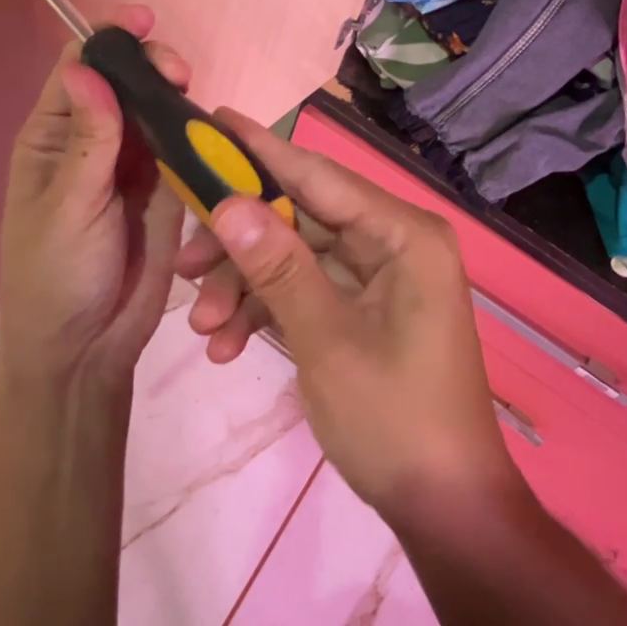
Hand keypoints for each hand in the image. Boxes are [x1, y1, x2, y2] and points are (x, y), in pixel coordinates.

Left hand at [0, 5, 189, 384]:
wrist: (86, 348)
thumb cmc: (56, 274)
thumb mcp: (68, 205)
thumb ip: (89, 139)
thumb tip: (85, 65)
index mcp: (53, 138)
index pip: (80, 70)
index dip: (109, 39)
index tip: (143, 19)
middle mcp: (94, 144)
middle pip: (126, 85)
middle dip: (152, 68)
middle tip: (180, 73)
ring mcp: (133, 169)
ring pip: (159, 115)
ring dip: (178, 100)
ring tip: (197, 97)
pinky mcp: (167, 196)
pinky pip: (185, 154)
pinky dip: (198, 138)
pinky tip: (214, 131)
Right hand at [172, 111, 526, 520]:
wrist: (444, 507)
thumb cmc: (394, 418)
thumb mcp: (326, 339)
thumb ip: (276, 266)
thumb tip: (226, 202)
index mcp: (403, 234)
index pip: (318, 175)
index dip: (259, 149)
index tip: (209, 120)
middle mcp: (393, 242)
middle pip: (299, 217)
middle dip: (238, 244)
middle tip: (182, 264)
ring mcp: (379, 276)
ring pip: (294, 256)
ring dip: (245, 287)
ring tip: (202, 328)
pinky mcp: (364, 308)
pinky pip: (306, 290)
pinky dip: (267, 311)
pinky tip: (227, 346)